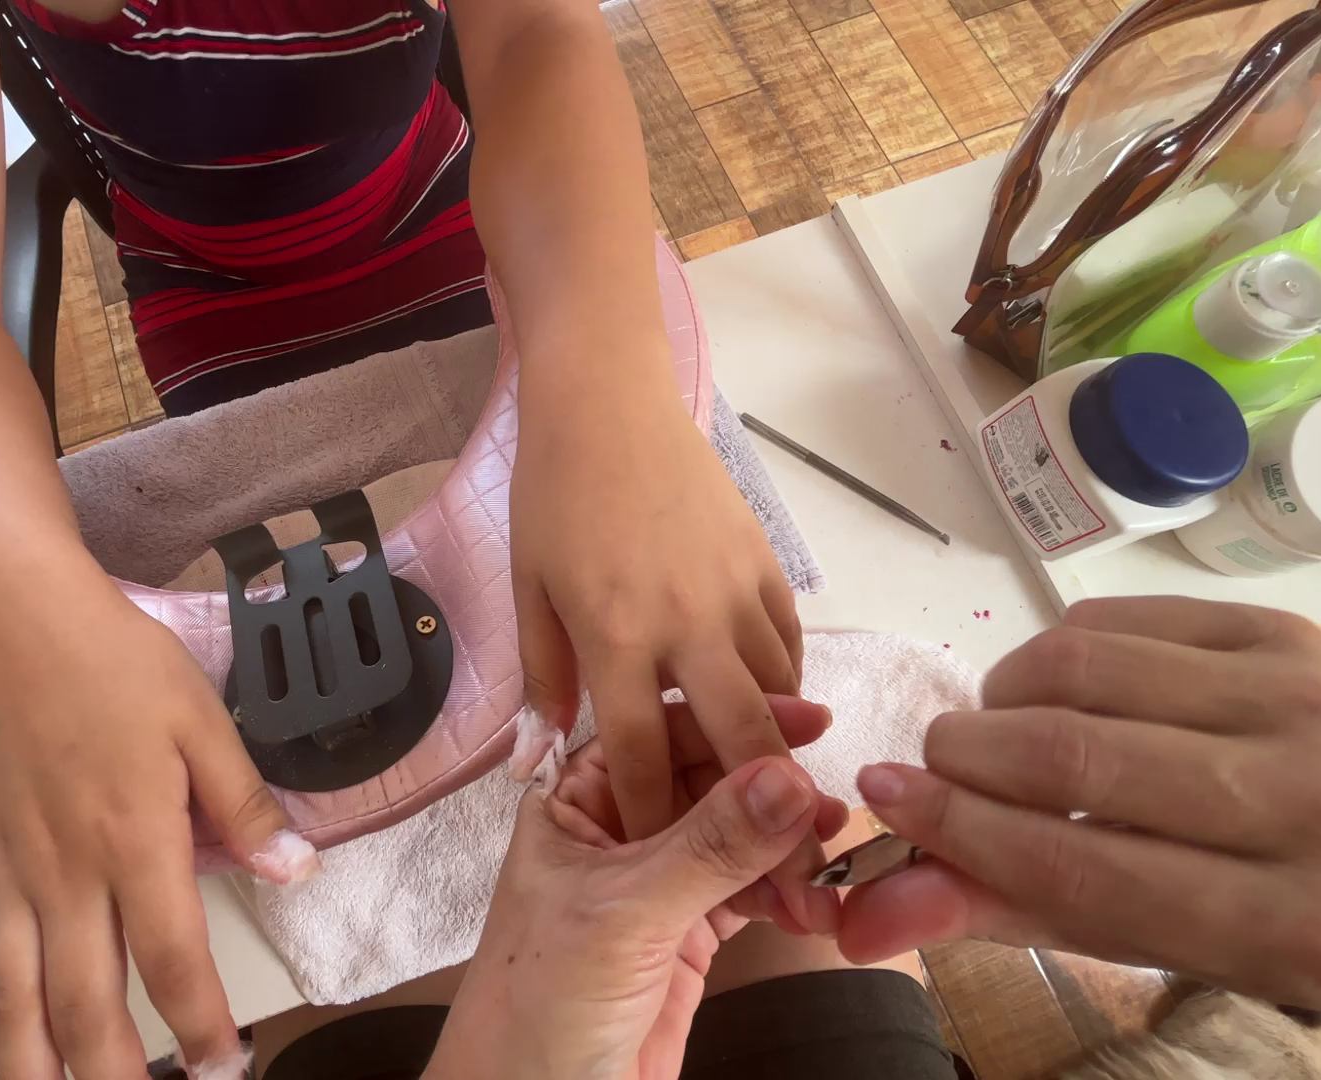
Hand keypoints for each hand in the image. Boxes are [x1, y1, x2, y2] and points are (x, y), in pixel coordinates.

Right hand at [0, 588, 311, 1078]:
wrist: (25, 629)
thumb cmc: (127, 671)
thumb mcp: (206, 728)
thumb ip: (246, 806)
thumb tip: (298, 870)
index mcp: (137, 845)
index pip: (173, 958)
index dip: (202, 1022)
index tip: (226, 1068)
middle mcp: (65, 878)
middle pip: (86, 1001)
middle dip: (119, 1071)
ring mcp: (4, 874)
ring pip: (9, 999)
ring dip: (35, 1068)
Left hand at [426, 697, 846, 1079]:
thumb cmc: (547, 994)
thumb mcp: (626, 910)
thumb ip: (709, 845)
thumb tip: (791, 774)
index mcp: (579, 795)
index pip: (660, 734)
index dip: (729, 720)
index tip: (808, 718)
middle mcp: (618, 822)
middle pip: (705, 781)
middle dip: (768, 792)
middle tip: (829, 808)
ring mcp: (656, 875)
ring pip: (733, 837)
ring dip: (784, 846)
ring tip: (833, 854)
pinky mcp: (688, 926)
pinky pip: (745, 889)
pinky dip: (782, 892)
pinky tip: (813, 901)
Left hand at [510, 380, 833, 932]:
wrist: (605, 405)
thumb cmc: (553, 496)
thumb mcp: (529, 589)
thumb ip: (542, 677)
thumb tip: (539, 755)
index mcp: (617, 638)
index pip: (642, 756)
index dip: (650, 815)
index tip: (656, 856)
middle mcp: (690, 623)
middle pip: (742, 740)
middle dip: (753, 804)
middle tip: (754, 840)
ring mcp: (737, 590)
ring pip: (780, 690)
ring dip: (771, 737)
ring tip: (758, 768)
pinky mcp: (766, 559)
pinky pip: (791, 638)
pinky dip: (786, 677)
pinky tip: (767, 691)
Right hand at [838, 596, 1320, 1012]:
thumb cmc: (1217, 912)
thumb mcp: (1103, 933)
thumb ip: (980, 911)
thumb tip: (854, 920)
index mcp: (1303, 930)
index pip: (1074, 864)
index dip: (954, 827)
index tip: (878, 793)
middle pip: (1067, 752)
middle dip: (962, 752)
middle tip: (939, 762)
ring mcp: (1315, 704)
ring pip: (1072, 664)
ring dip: (1001, 697)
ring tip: (1010, 730)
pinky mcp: (1285, 634)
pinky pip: (1101, 619)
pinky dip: (1046, 655)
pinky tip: (1066, 695)